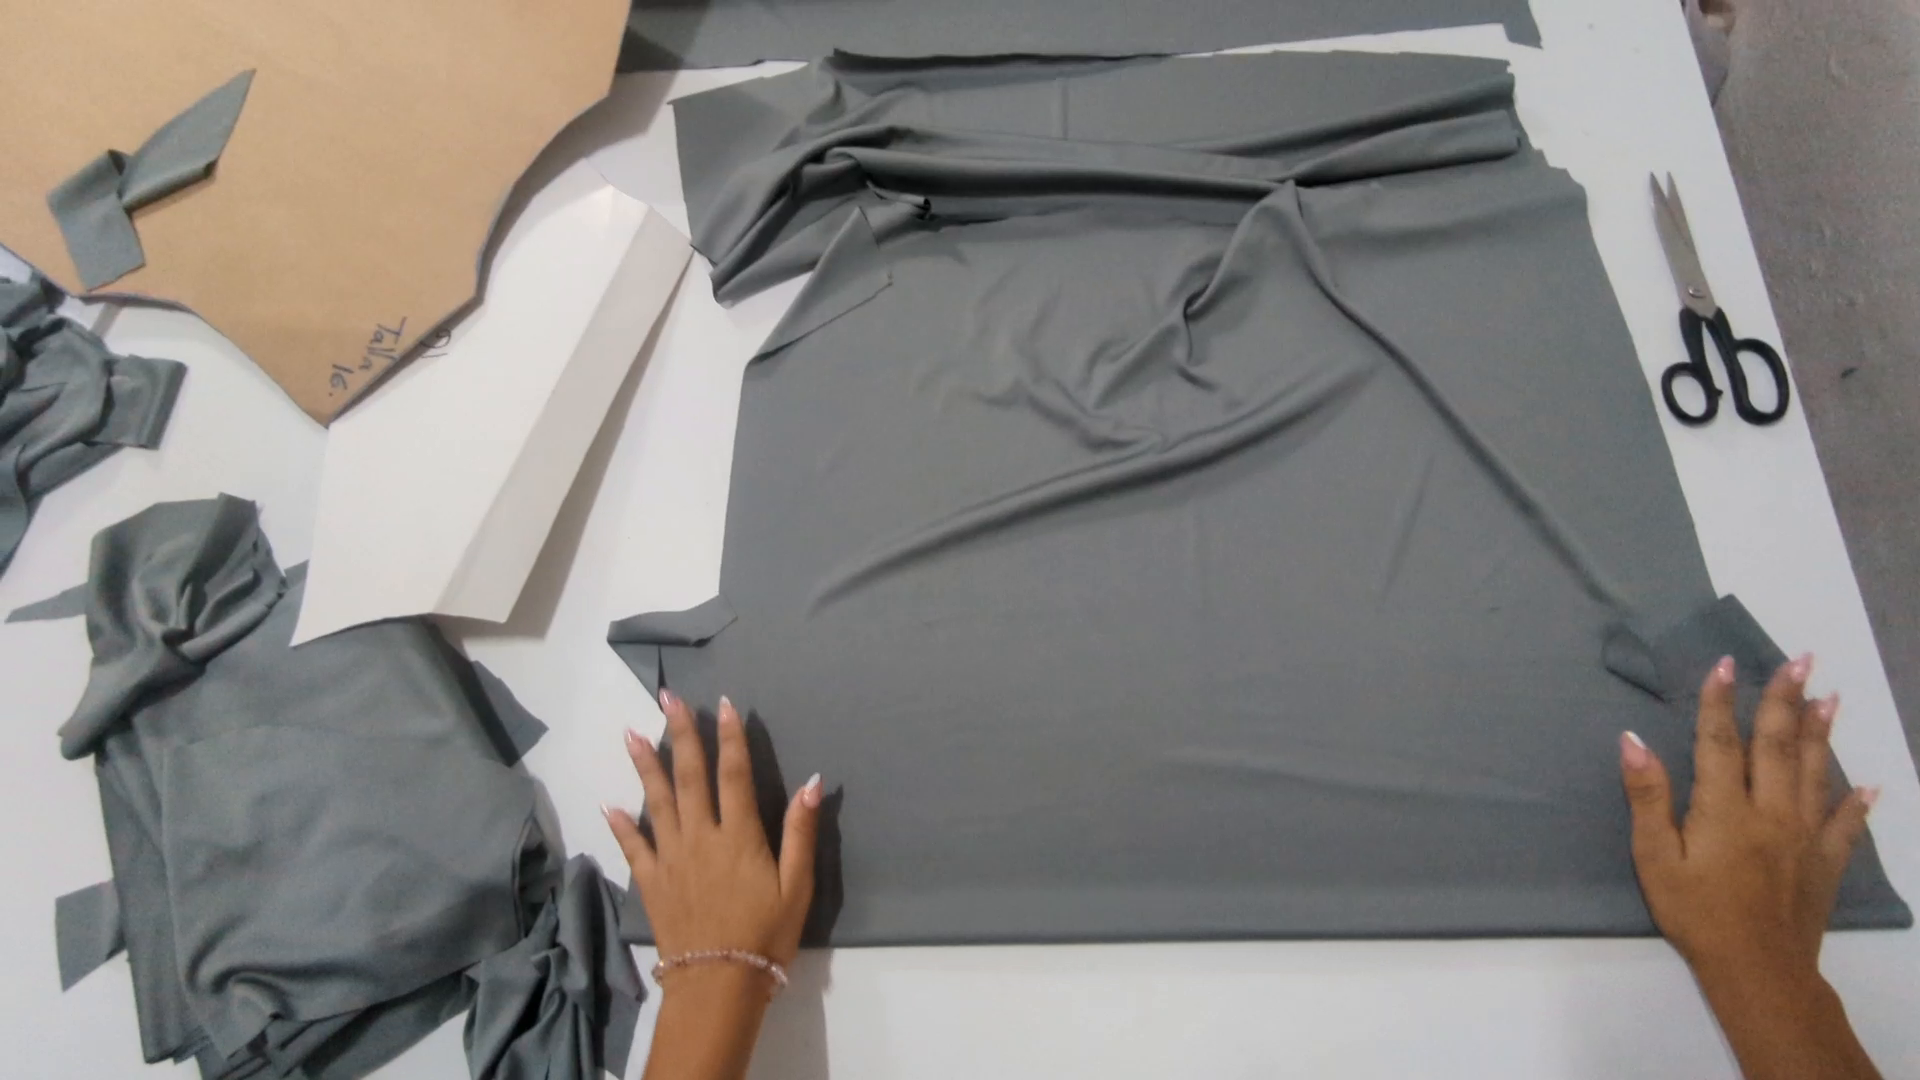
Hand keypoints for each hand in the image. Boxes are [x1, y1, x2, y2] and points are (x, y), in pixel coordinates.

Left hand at [606, 690, 823, 968]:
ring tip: (632, 732)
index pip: (733, 773)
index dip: (730, 736)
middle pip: (689, 775)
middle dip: (681, 733)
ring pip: (656, 801)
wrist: (718, 985)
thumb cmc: (765, 932)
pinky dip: (620, 824)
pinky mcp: (651, 881)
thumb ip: (801, 831)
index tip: (724, 703)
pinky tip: (609, 803)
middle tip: (668, 698)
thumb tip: (813, 780)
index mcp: (738, 833)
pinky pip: (632, 846)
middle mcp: (700, 836)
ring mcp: (671, 857)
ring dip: (645, 764)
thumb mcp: (797, 884)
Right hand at [1620, 655, 1884, 1079]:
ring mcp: (1806, 836)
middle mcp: (1773, 813)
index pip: (1721, 742)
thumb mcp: (1654, 853)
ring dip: (1820, 733)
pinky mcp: (1825, 862)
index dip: (1722, 701)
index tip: (1728, 664)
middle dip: (1785, 701)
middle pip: (1778, 747)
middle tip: (1799, 662)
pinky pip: (1847, 823)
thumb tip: (1632, 740)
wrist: (1758, 968)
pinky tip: (1869, 783)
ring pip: (1815, 773)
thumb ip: (1648, 795)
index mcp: (1726, 808)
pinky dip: (1858, 800)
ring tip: (1829, 698)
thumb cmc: (1692, 908)